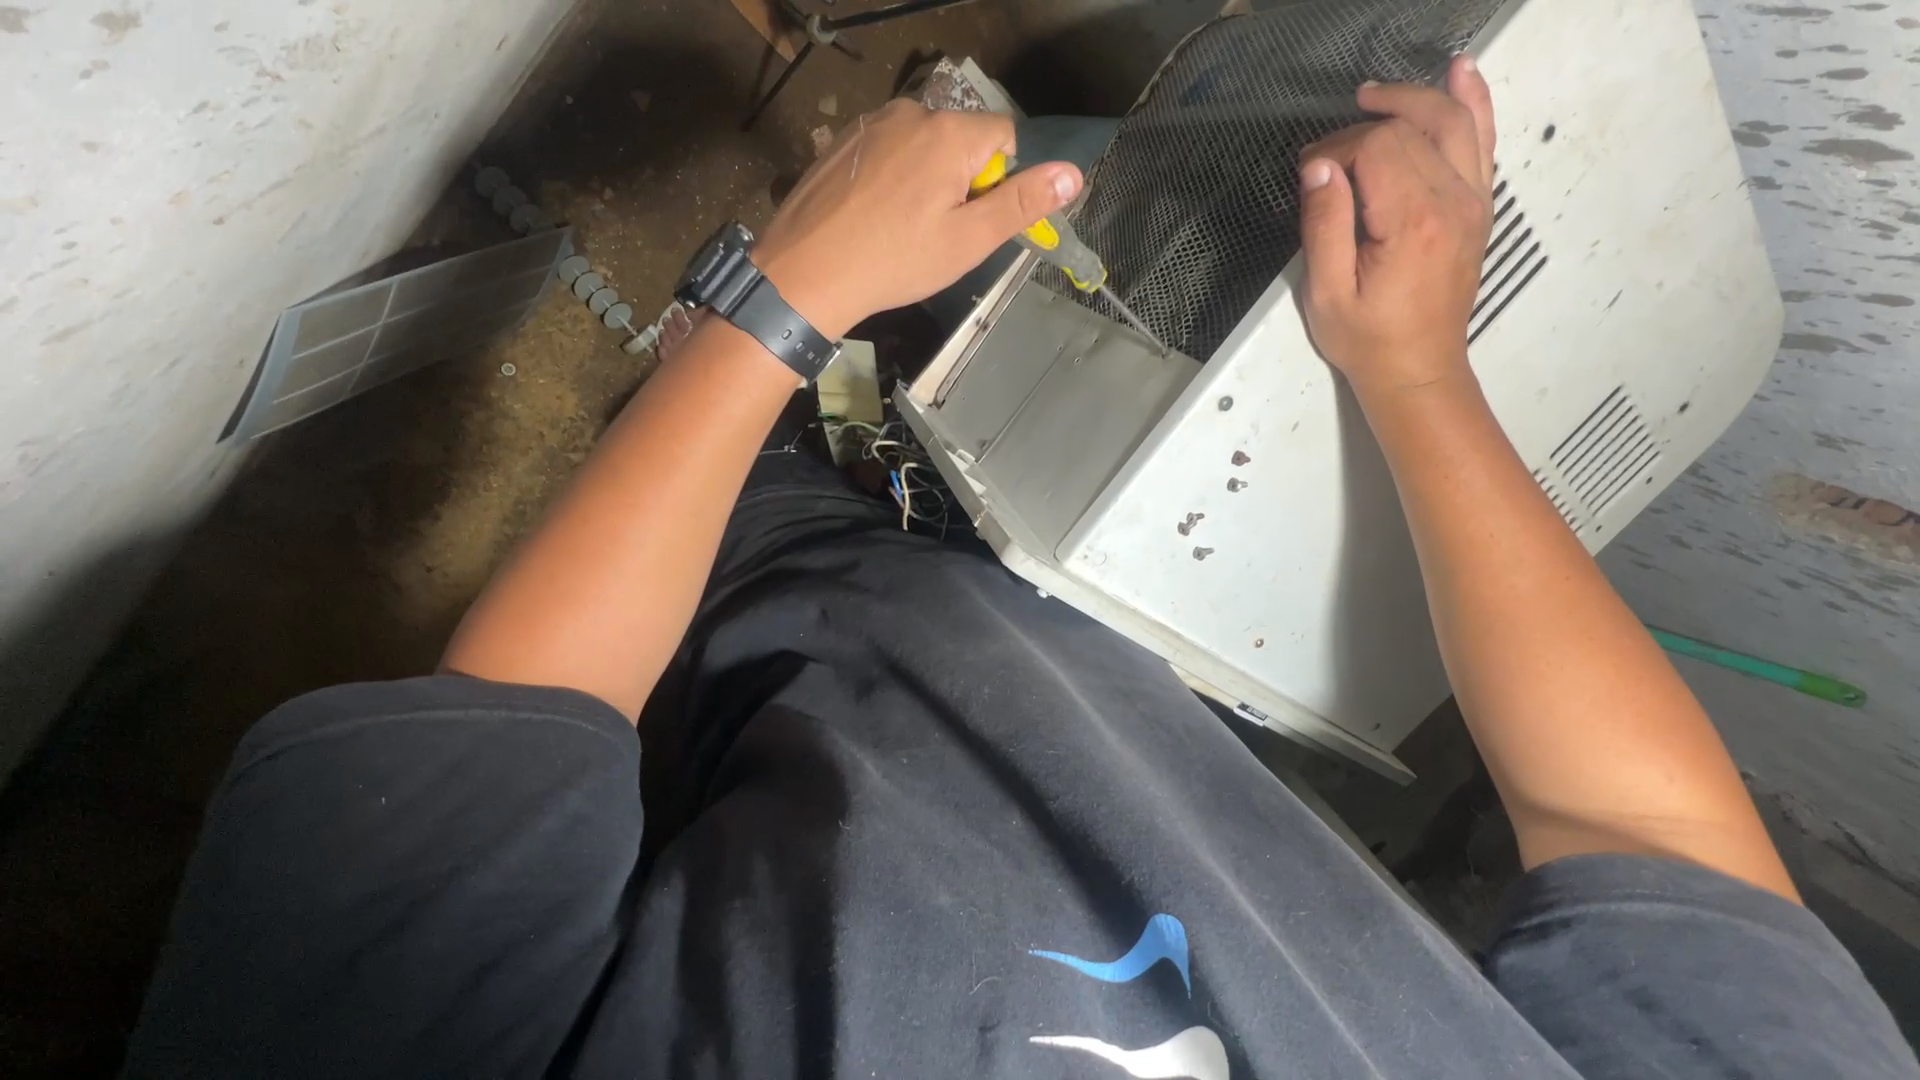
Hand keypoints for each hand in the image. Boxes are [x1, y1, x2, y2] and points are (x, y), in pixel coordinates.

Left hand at [753, 99, 1082, 340]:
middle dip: (963, 180)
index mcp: (951, 133)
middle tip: (938, 233)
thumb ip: (1022, 202)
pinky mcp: (843, 143)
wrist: (806, 273)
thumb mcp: (968, 240)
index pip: (1005, 136)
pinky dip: (892, 180)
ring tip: (903, 229)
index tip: (976, 220)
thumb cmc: (895, 261)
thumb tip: (1072, 172)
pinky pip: (887, 152)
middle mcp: (912, 112)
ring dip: (926, 180)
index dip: (1001, 180)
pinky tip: (874, 218)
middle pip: (962, 140)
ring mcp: (872, 124)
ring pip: (922, 147)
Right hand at [1297, 55, 1496, 397]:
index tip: (1308, 170)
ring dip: (1415, 98)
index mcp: (1412, 222)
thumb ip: (1324, 224)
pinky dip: (1474, 103)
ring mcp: (1474, 201)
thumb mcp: (1326, 292)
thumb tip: (1319, 167)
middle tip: (1325, 150)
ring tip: (1374, 94)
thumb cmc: (1366, 339)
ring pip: (1452, 121)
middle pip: (1413, 128)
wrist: (1417, 369)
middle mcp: (1453, 201)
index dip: (1337, 145)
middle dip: (1363, 127)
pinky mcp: (1477, 206)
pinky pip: (1483, 140)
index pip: (1378, 147)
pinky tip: (1462, 74)